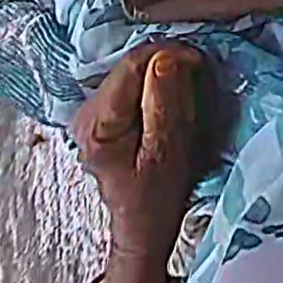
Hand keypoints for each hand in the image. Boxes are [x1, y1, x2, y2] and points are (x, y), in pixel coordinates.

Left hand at [74, 41, 202, 282]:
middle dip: (166, 63)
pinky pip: (133, 79)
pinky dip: (155, 81)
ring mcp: (91, 109)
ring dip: (162, 72)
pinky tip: (169, 96)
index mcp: (98, 124)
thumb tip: (165, 58)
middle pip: (130, 64)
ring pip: (132, 69)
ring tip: (183, 90)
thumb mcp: (166, 154)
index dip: (167, 53)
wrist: (142, 228)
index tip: (196, 60)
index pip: (131, 65)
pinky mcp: (102, 109)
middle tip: (193, 76)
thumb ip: (164, 104)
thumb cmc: (156, 200)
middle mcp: (86, 111)